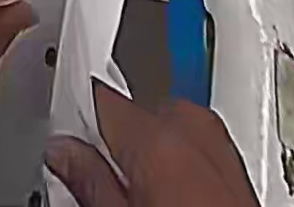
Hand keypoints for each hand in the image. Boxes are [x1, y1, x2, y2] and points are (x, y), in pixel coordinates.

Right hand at [46, 81, 258, 205]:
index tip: (66, 135)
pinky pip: (188, 138)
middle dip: (115, 141)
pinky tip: (172, 195)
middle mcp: (188, 124)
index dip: (77, 115)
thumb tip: (64, 154)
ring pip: (160, 124)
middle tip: (106, 185)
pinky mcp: (229, 152)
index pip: (100, 96)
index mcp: (154, 137)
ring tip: (145, 196)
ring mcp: (213, 135)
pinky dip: (175, 157)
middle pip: (131, 113)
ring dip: (147, 149)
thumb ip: (89, 181)